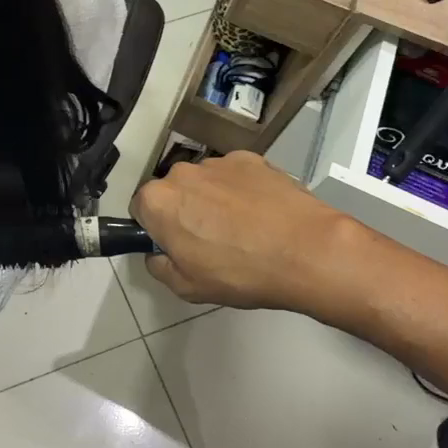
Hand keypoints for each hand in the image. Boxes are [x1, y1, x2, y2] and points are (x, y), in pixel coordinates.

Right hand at [131, 151, 363, 310]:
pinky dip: (244, 191)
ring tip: (246, 231)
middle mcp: (182, 173)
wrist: (307, 250)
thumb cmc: (241, 272)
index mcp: (158, 201)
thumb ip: (159, 267)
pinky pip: (236, 176)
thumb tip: (158, 253)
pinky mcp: (251, 159)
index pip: (140, 210)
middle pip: (174, 192)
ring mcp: (218, 163)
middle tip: (212, 243)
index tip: (178, 247)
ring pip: (205, 182)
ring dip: (214, 201)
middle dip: (185, 212)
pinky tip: (264, 216)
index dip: (156, 230)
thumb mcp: (188, 288)